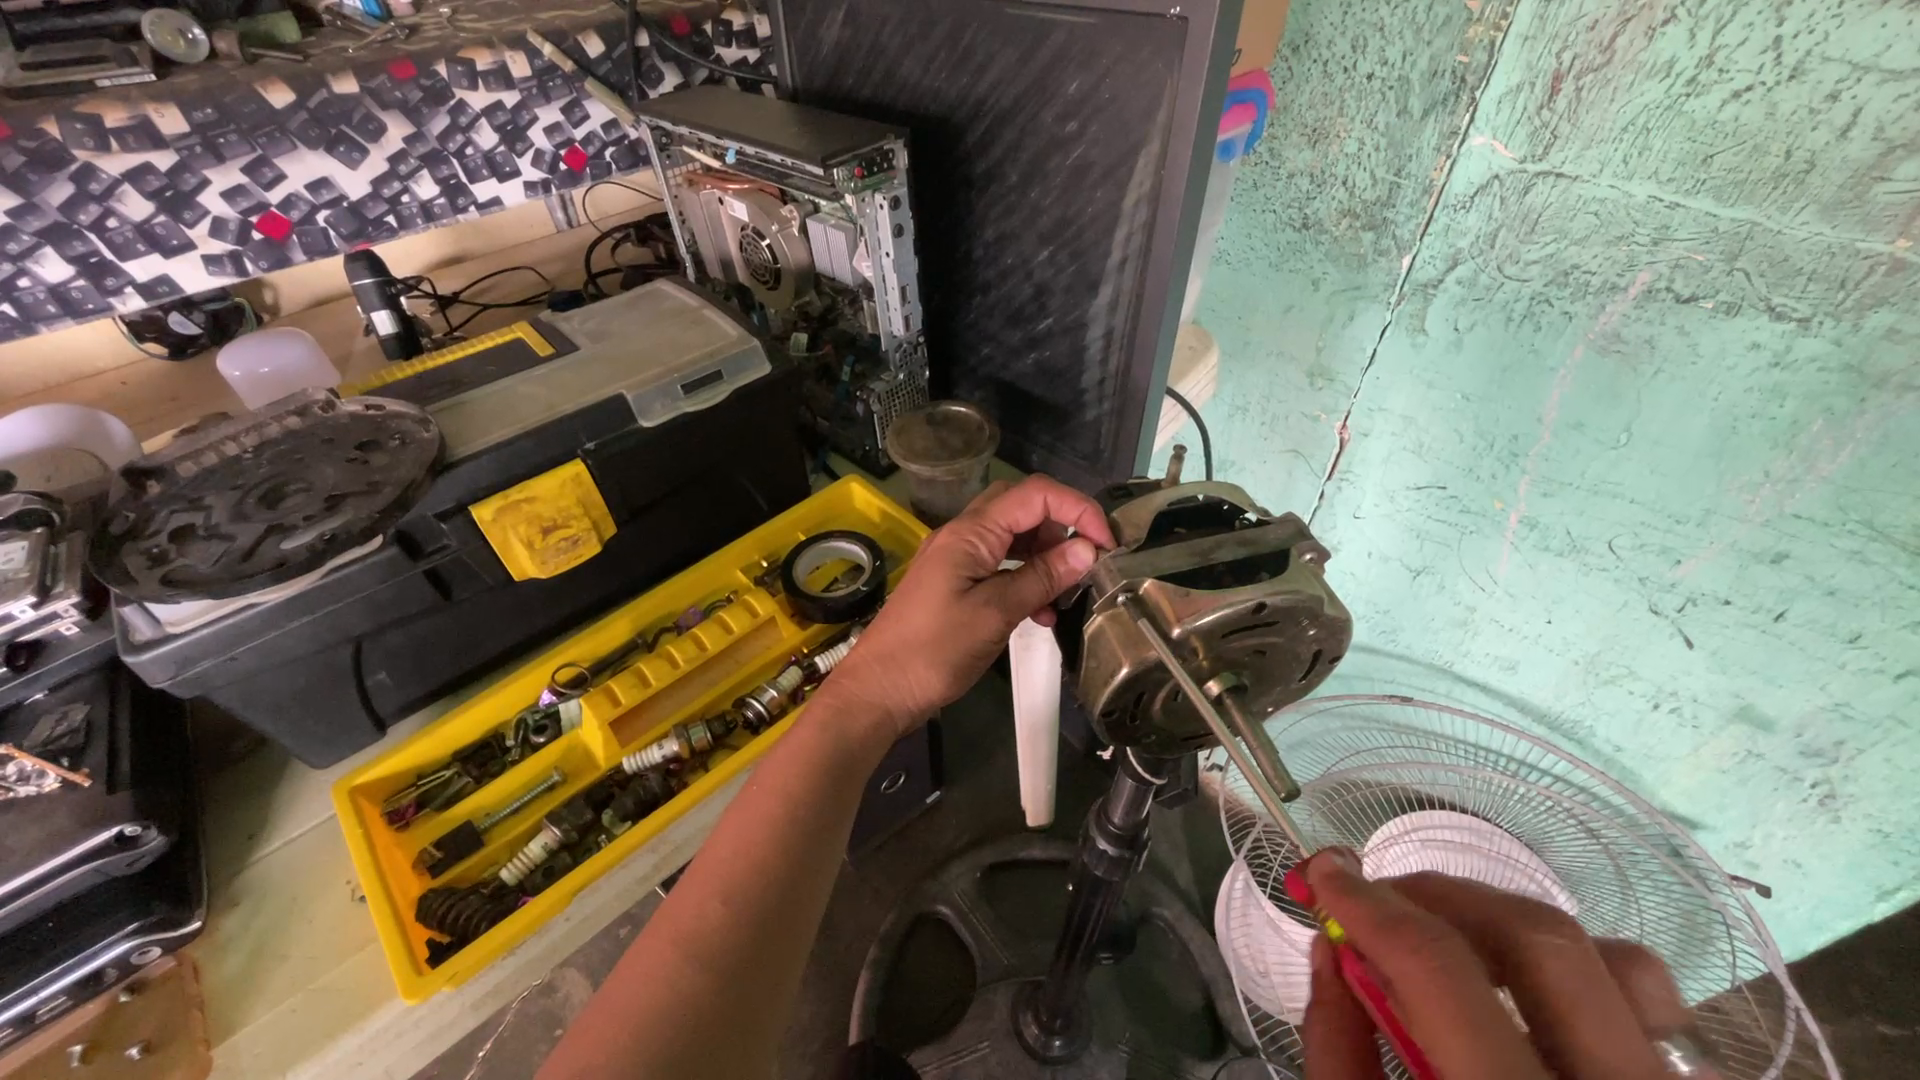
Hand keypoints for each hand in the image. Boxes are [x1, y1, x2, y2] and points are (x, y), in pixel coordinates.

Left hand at [827, 475, 1113, 737]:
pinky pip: (999, 568)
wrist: (879, 691)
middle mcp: (962, 536)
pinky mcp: (955, 585)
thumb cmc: (934, 651)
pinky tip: (1041, 613)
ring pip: (1013, 540)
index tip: (1107, 543)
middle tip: (1089, 560)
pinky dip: (1025, 581)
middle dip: (1062, 528)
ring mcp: (956, 560)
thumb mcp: (995, 614)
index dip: (1077, 509)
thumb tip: (1087, 550)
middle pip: (1022, 509)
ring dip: (1045, 558)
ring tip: (1067, 592)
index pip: (1034, 494)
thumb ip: (1041, 578)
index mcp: (969, 533)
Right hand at [1301, 849, 1698, 1078]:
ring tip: (1460, 947)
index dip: (1368, 903)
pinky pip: (1652, 1010)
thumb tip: (1331, 942)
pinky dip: (1580, 979)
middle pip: (1538, 937)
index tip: (1322, 870)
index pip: (1441, 969)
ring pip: (1621, 964)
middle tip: (1379, 899)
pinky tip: (1533, 1006)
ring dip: (1518, 931)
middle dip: (1439, 894)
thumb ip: (1337, 1047)